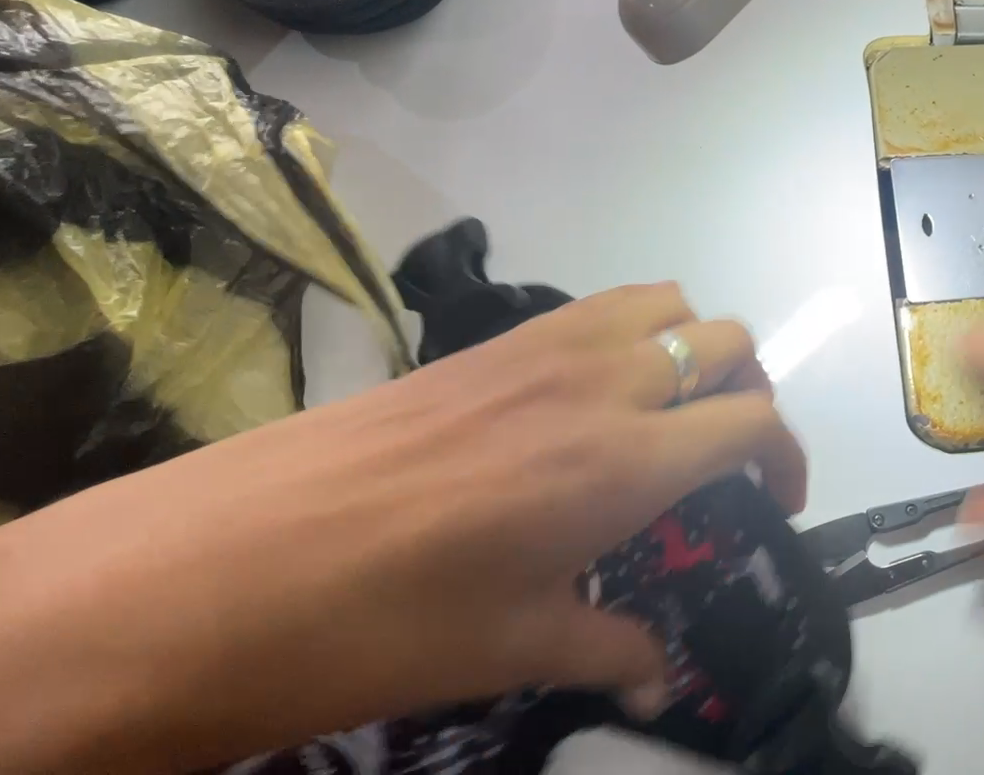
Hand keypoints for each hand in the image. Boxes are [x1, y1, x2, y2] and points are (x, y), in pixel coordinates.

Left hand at [0, 283, 803, 774]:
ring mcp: (546, 348)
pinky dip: (634, 329)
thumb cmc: (374, 626)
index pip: (753, 422)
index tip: (778, 500)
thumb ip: (611, 649)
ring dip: (695, 346)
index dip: (787, 457)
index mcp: (623, 461)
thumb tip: (661, 681)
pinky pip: (601, 305)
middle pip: (727, 345)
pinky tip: (593, 393)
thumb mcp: (509, 648)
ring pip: (669, 303)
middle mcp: (603, 383)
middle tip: (728, 454)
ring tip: (673, 405)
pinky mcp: (494, 341)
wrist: (196, 573)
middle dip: (751, 394)